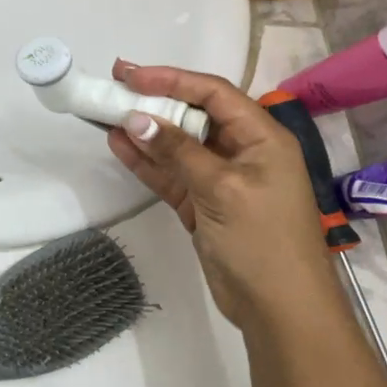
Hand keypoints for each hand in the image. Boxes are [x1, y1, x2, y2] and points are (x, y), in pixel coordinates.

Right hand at [105, 62, 339, 329]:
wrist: (281, 311)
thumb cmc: (263, 241)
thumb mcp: (221, 189)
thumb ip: (177, 151)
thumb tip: (135, 119)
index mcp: (262, 138)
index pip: (213, 93)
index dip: (172, 80)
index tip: (130, 76)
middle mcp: (243, 151)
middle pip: (193, 114)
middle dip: (154, 100)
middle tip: (113, 85)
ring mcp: (221, 178)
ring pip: (176, 143)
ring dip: (144, 130)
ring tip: (105, 112)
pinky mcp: (203, 204)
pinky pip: (170, 172)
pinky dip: (145, 160)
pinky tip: (118, 145)